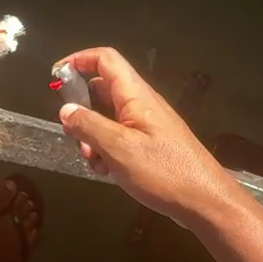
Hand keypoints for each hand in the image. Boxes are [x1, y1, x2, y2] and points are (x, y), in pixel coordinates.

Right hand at [56, 47, 237, 223]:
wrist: (206, 203)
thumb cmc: (163, 171)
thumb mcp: (118, 148)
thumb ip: (88, 126)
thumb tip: (65, 109)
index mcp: (135, 95)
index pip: (105, 58)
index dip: (78, 59)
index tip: (56, 76)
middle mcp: (141, 104)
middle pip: (101, 90)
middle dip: (81, 109)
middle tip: (72, 133)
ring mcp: (147, 125)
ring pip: (107, 118)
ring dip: (92, 136)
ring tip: (93, 160)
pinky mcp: (150, 145)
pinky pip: (119, 137)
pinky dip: (106, 150)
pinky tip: (107, 171)